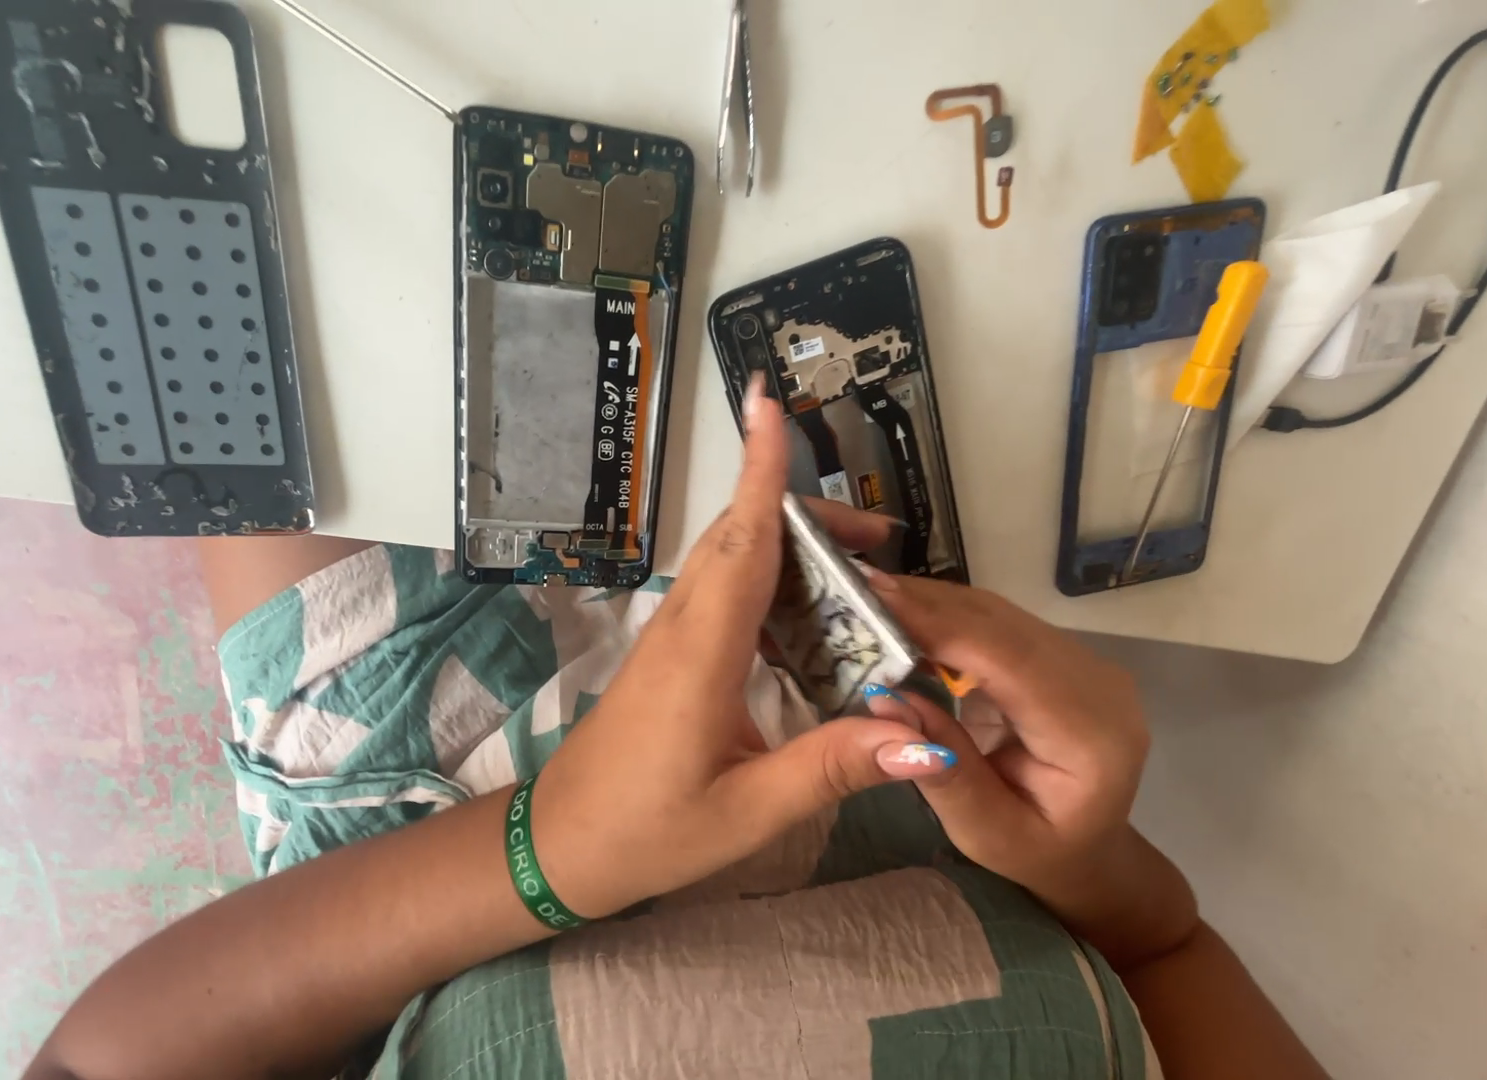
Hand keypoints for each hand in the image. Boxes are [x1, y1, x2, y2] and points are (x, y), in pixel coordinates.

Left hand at [529, 379, 958, 918]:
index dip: (759, 470)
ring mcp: (673, 633)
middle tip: (882, 537)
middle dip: (810, 516)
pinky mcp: (673, 649)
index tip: (765, 402)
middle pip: (743, 535)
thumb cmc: (646, 830)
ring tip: (862, 573)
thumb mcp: (747, 810)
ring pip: (732, 556)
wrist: (559, 843)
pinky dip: (772, 578)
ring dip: (793, 545)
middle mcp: (685, 625)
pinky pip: (725, 588)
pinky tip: (811, 619)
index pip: (741, 542)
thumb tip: (927, 739)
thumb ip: (833, 768)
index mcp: (703, 653)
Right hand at [858, 572, 1195, 964]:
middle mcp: (1098, 684)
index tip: (877, 600)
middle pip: (1003, 625)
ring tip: (869, 592)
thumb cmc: (1035, 851)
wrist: (1088, 848)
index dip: (942, 625)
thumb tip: (882, 698)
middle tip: (856, 587)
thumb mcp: (983, 832)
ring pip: (998, 614)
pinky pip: (997, 621)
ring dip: (932, 601)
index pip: (1010, 660)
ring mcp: (1083, 662)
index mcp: (1090, 735)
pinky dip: (946, 612)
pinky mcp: (1060, 654)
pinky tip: (903, 607)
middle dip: (927, 603)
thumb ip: (941, 770)